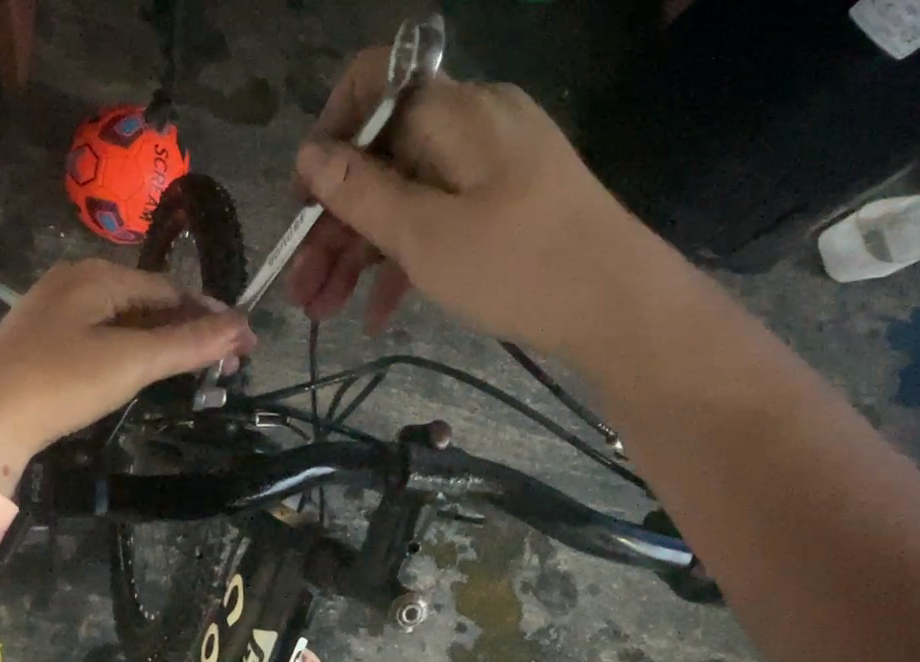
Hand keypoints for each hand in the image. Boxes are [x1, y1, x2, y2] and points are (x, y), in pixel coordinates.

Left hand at [0, 259, 255, 494]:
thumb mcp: (131, 362)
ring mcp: (49, 310)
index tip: (244, 345)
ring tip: (188, 371)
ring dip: (158, 343)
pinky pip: (96, 337)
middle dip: (186, 330)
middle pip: (146, 301)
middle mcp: (72, 280)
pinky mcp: (36, 341)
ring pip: (120, 321)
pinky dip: (126, 352)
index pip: (171, 289)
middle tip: (221, 364)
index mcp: (96, 275)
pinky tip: (135, 374)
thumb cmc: (59, 383)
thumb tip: (243, 327)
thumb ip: (188, 344)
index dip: (211, 316)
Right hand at [287, 51, 670, 353]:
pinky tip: (375, 317)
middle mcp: (470, 130)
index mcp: (455, 114)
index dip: (328, 135)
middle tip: (299, 288)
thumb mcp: (425, 234)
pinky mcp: (501, 211)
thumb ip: (360, 192)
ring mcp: (488, 172)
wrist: (620, 311)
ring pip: (403, 201)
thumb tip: (309, 154)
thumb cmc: (519, 266)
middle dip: (332, 227)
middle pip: (380, 160)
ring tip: (320, 313)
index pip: (373, 85)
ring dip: (356, 257)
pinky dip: (402, 265)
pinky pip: (436, 224)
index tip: (304, 199)